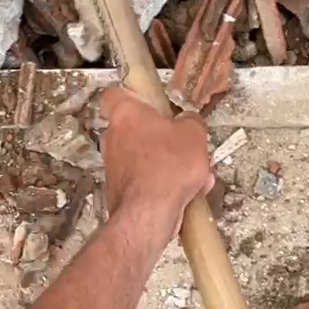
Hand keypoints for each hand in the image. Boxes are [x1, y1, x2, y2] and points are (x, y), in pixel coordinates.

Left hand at [98, 87, 212, 238]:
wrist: (150, 214)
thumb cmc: (167, 169)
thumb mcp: (194, 133)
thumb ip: (191, 122)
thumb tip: (190, 123)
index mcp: (125, 114)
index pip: (115, 94)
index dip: (133, 97)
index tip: (149, 103)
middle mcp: (113, 139)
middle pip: (138, 131)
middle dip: (163, 139)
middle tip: (183, 144)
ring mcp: (114, 166)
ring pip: (145, 159)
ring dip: (169, 165)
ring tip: (195, 176)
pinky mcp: (120, 191)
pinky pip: (146, 181)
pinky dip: (164, 186)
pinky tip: (188, 194)